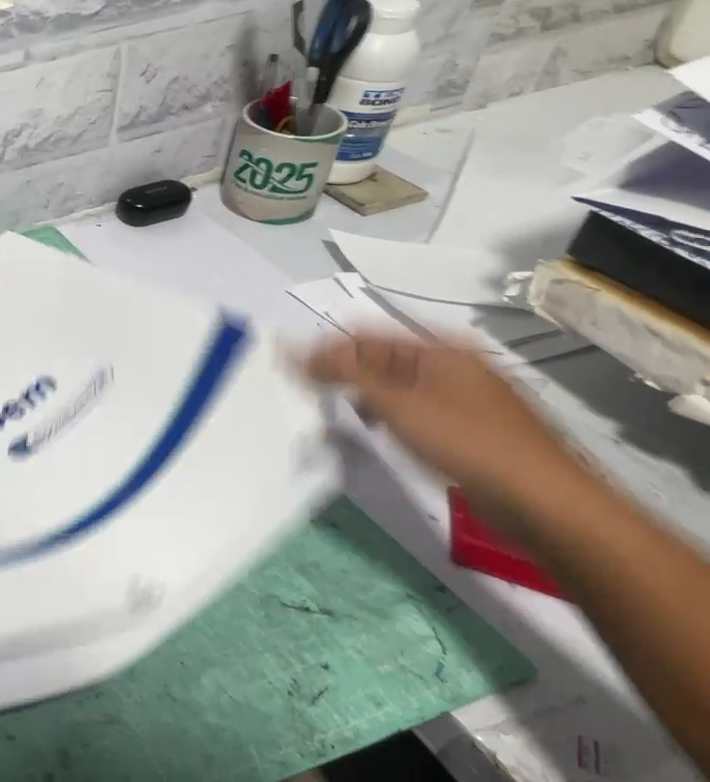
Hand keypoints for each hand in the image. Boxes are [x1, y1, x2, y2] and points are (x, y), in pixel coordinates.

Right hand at [302, 334, 576, 499]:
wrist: (543, 502)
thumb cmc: (466, 442)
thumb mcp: (396, 404)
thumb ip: (344, 374)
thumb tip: (297, 352)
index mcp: (441, 349)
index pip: (366, 336)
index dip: (327, 350)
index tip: (295, 372)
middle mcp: (453, 365)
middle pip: (381, 359)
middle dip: (345, 375)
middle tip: (313, 396)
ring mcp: (463, 397)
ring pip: (396, 386)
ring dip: (365, 398)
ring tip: (343, 417)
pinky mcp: (468, 427)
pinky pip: (414, 409)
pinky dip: (390, 416)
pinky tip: (380, 433)